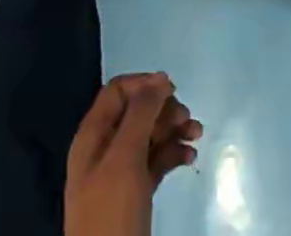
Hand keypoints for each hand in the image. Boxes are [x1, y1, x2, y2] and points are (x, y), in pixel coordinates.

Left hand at [65, 72, 201, 235]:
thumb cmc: (112, 211)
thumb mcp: (125, 157)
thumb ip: (141, 113)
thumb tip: (160, 78)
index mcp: (93, 135)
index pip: (118, 91)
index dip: (145, 85)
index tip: (173, 92)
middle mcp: (105, 148)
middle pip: (137, 112)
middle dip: (165, 110)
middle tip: (187, 119)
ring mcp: (119, 172)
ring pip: (150, 136)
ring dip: (174, 130)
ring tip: (196, 136)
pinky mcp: (135, 192)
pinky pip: (156, 161)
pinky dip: (173, 154)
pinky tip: (189, 159)